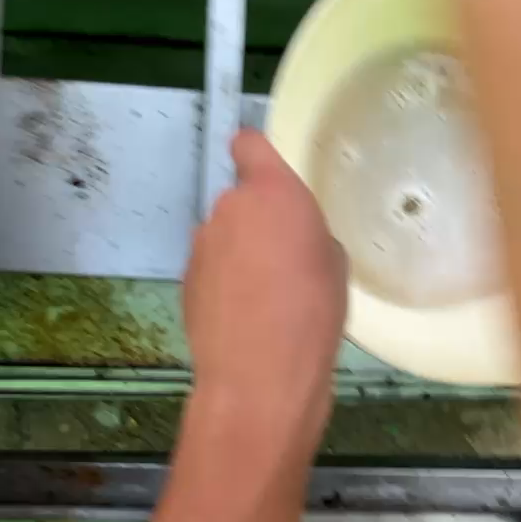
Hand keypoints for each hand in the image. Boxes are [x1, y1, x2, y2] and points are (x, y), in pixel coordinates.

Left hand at [184, 130, 347, 430]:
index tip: (269, 177)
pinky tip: (244, 317)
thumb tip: (291, 243)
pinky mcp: (185, 280)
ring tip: (265, 297)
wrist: (259, 377)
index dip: (256, 156)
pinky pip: (212, 268)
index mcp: (271, 192)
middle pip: (240, 200)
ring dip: (239, 254)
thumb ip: (308, 234)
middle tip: (284, 259)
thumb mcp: (335, 265)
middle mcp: (228, 209)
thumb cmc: (313, 313)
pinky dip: (225, 283)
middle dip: (257, 220)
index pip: (248, 145)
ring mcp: (201, 245)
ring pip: (224, 236)